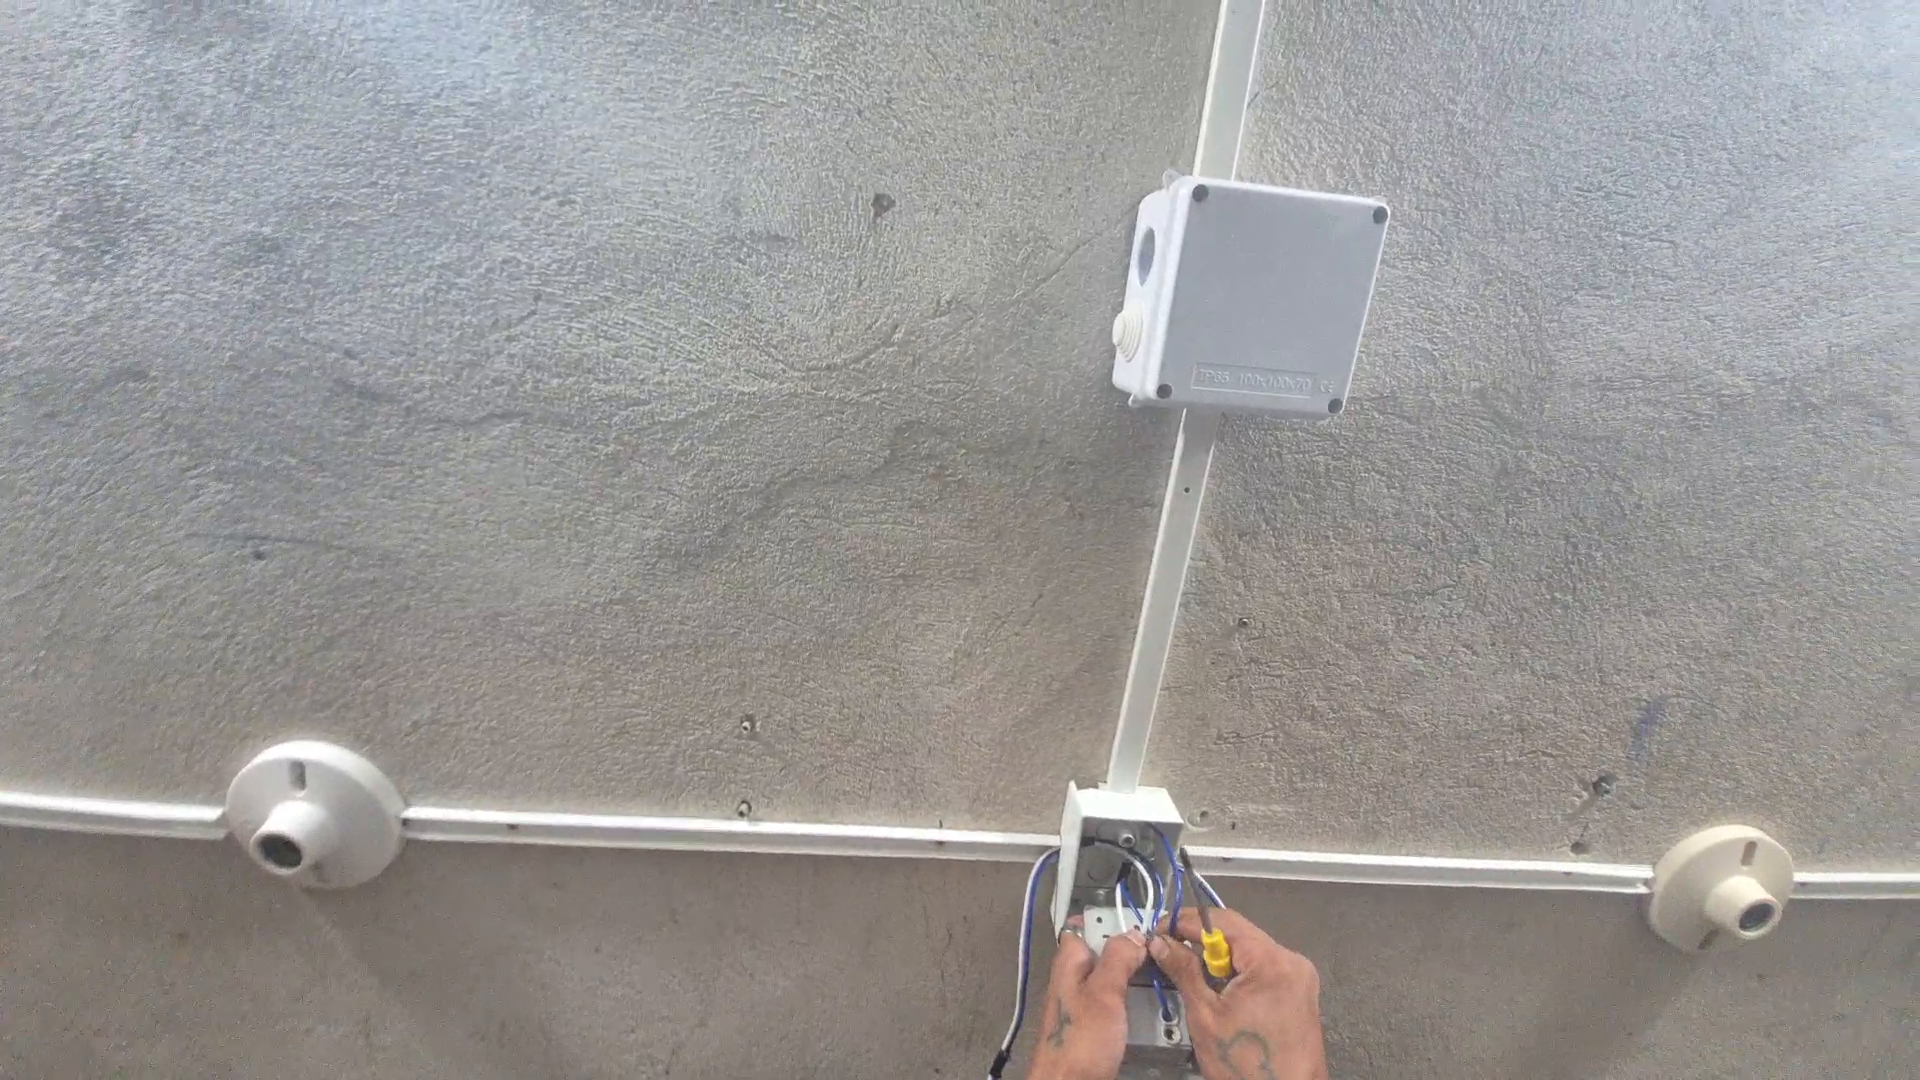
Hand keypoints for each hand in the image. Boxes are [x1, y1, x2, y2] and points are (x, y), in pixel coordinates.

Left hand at [1025, 919, 1148, 1079]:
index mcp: (1069, 960)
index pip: (1085, 924)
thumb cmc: (1082, 1039)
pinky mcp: (1089, 1025)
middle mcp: (1070, 975)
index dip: (1110, 920)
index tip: (1140, 924)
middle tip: (1157, 953)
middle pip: (1101, 950)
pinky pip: (1111, 1001)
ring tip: (1157, 977)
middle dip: (1126, 951)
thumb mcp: (1103, 993)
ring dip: (1130, 977)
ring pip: (1108, 977)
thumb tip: (1133, 933)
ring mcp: (1079, 1001)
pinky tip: (1144, 1007)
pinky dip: (1127, 1000)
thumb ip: (1117, 959)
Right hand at [1150, 908, 1328, 1079]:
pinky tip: (1219, 982)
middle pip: (1237, 930)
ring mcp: (1299, 974)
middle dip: (1201, 937)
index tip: (1160, 931)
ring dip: (1218, 952)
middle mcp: (1290, 959)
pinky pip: (1262, 962)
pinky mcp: (1300, 989)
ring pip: (1248, 945)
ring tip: (1191, 967)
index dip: (1186, 921)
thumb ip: (1183, 970)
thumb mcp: (1206, 1016)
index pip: (1222, 921)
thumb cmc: (1245, 1066)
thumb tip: (1159, 941)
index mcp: (1270, 961)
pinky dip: (1237, 966)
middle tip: (1170, 947)